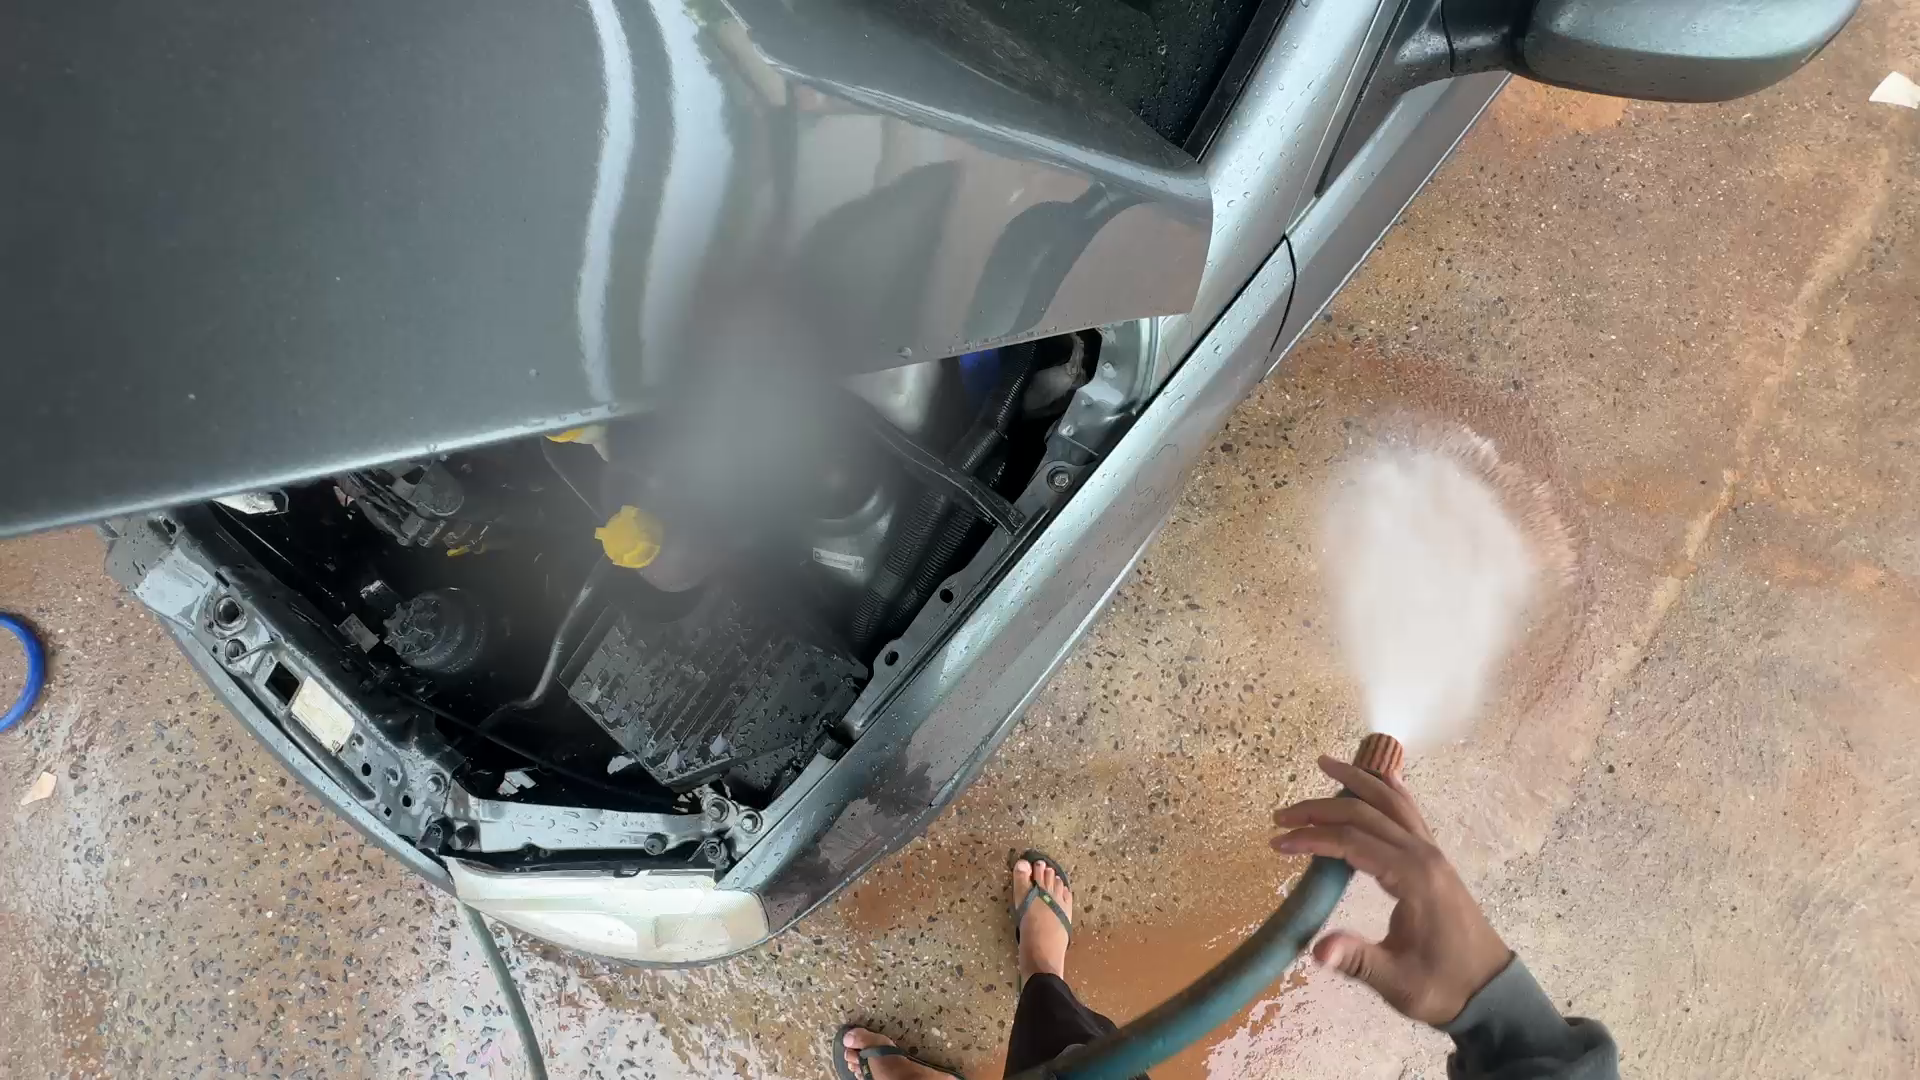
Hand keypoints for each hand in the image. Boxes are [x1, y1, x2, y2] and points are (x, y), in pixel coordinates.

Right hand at [1271, 755, 1511, 1025]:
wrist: (1494, 996)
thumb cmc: (1444, 988)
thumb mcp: (1399, 983)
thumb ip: (1357, 960)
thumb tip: (1316, 950)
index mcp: (1412, 878)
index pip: (1350, 842)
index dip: (1311, 838)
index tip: (1277, 843)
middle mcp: (1422, 855)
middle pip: (1362, 813)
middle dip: (1318, 810)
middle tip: (1281, 816)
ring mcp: (1431, 852)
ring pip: (1389, 801)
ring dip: (1355, 780)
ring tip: (1324, 762)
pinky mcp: (1433, 857)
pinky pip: (1409, 811)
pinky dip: (1390, 789)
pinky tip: (1381, 776)